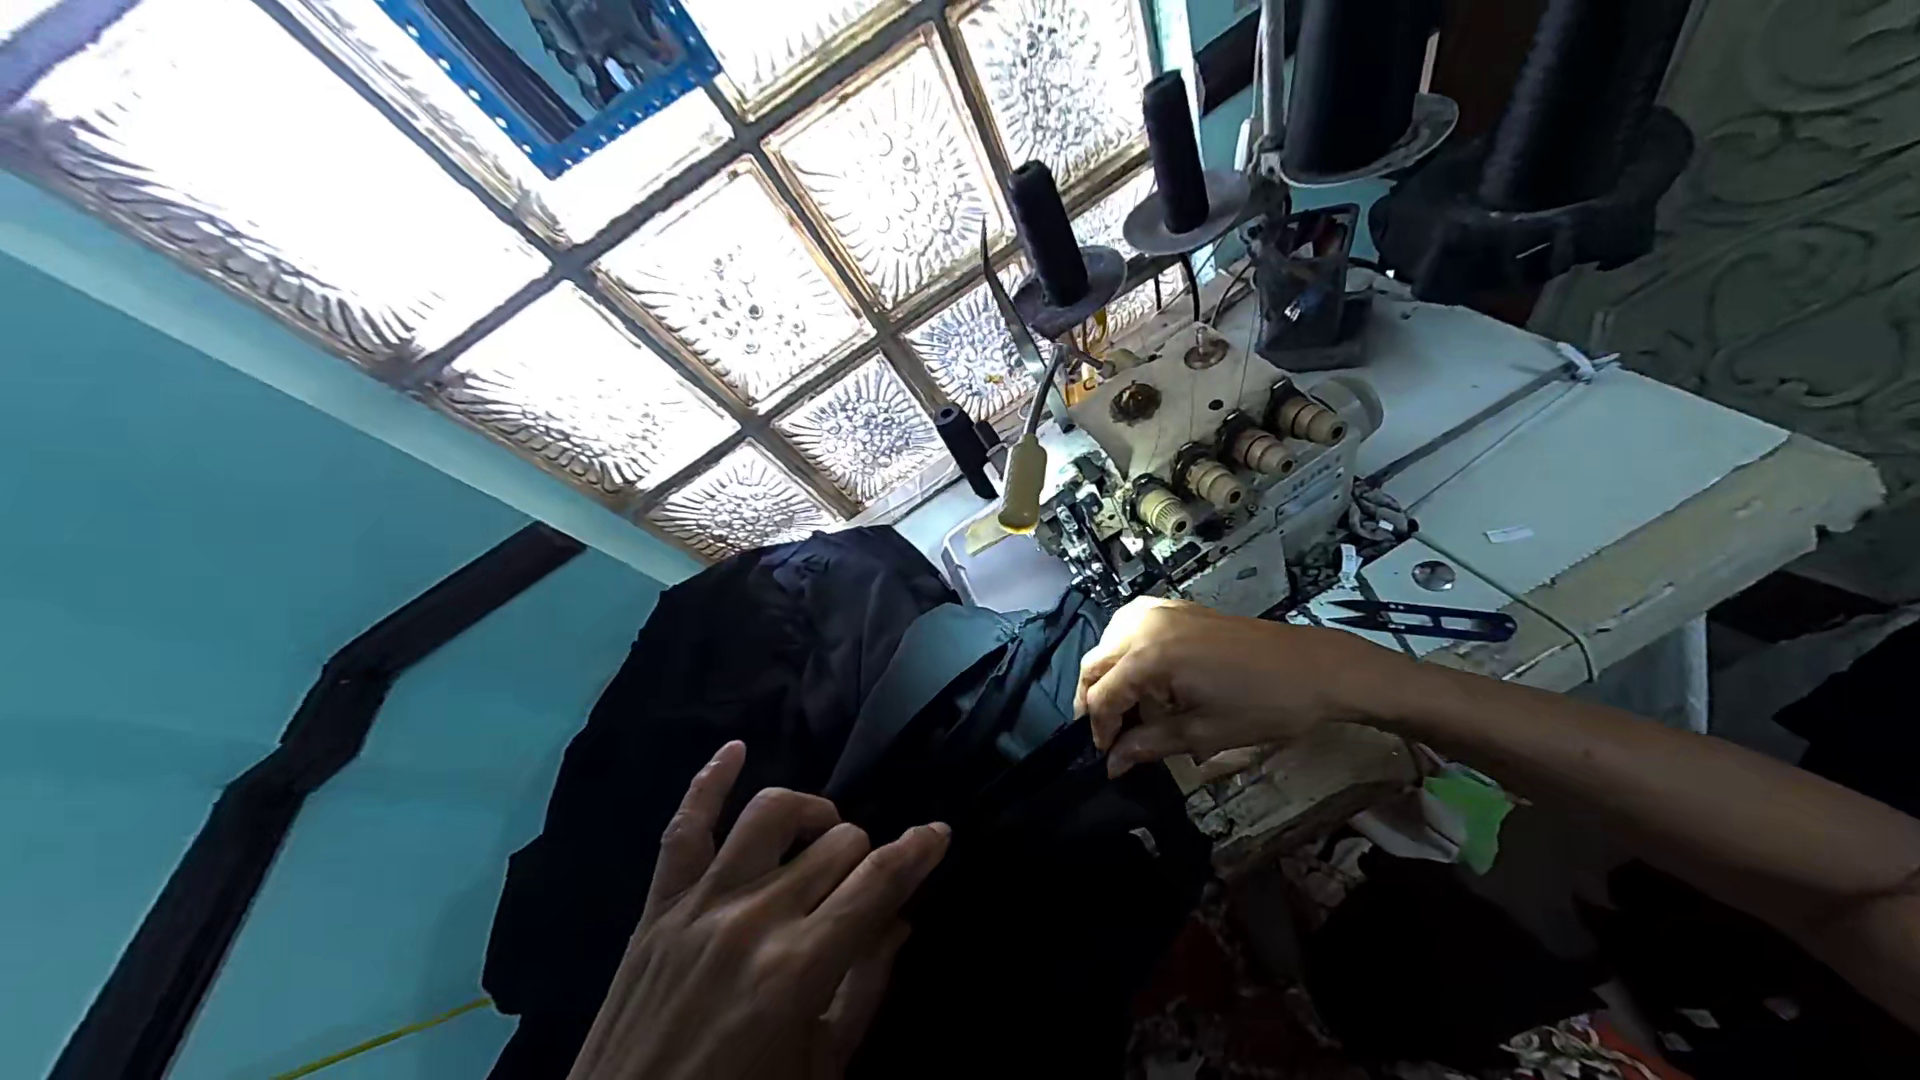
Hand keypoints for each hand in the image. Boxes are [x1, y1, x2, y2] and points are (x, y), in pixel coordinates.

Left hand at [568, 741, 949, 1079]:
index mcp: (799, 968)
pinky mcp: (658, 905)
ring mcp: (700, 904)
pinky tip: (735, 749)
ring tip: (820, 836)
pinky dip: (709, 781)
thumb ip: (866, 987)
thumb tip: (900, 919)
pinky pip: (685, 827)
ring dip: (810, 814)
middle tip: (864, 884)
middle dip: (866, 856)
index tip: (938, 833)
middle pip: (835, 843)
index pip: (878, 882)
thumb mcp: (821, 1069)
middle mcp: (753, 919)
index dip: (917, 851)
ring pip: (771, 813)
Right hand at [1075, 596, 1405, 775]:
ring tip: (1122, 702)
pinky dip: (1123, 645)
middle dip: (1094, 700)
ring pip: (1108, 638)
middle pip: (1095, 662)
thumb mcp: (1205, 733)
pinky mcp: (1176, 607)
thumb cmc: (1265, 705)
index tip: (1108, 756)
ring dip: (1106, 671)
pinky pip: (1130, 621)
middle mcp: (1146, 626)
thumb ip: (1149, 744)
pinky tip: (1137, 664)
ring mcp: (1161, 610)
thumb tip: (1113, 764)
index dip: (1100, 729)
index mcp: (1151, 657)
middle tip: (1108, 734)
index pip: (1103, 695)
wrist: (1317, 667)